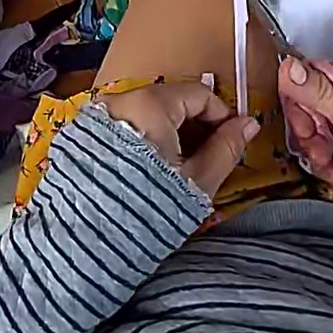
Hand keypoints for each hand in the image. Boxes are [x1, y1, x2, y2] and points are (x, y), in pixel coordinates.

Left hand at [101, 83, 260, 197]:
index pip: (200, 94)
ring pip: (148, 113)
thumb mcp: (198, 179)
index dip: (222, 115)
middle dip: (195, 125)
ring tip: (181, 166)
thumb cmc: (148, 207)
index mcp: (152, 104)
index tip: (232, 136)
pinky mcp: (85, 135)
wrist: (88, 238)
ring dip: (170, 132)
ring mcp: (100, 116)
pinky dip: (144, 138)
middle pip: (172, 100)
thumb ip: (226, 147)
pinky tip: (152, 168)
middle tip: (210, 154)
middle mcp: (122, 100)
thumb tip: (248, 126)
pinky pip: (125, 125)